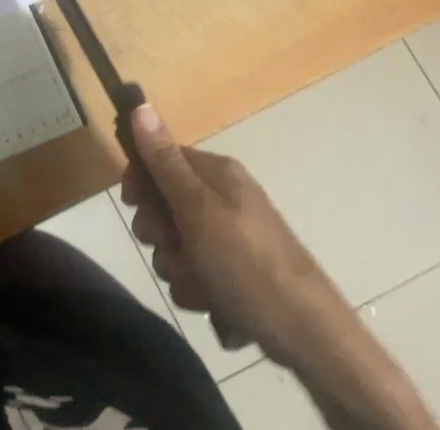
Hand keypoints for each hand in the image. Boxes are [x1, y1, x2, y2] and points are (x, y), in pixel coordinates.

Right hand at [122, 104, 353, 365]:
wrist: (305, 334)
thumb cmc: (247, 263)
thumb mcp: (198, 209)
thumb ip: (164, 162)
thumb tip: (140, 105)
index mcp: (217, 174)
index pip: (158, 159)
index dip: (140, 183)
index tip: (134, 205)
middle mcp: (222, 199)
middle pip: (161, 205)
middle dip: (159, 234)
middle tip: (174, 247)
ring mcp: (228, 238)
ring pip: (173, 245)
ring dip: (177, 268)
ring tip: (200, 283)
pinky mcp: (232, 272)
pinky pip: (192, 274)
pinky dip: (195, 289)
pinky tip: (211, 302)